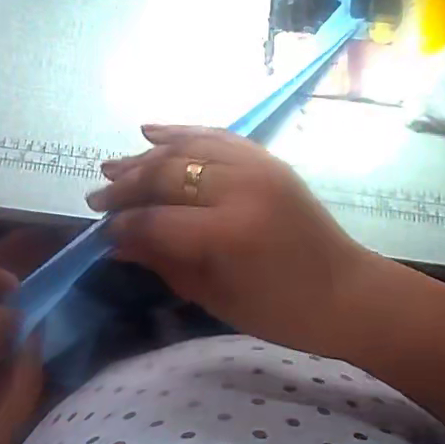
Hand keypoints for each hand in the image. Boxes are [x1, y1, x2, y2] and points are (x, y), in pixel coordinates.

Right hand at [86, 124, 383, 352]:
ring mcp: (259, 166)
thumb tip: (116, 240)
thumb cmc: (281, 311)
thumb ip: (163, 262)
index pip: (157, 220)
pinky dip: (184, 132)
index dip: (123, 226)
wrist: (346, 292)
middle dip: (126, 187)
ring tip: (112, 166)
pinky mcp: (269, 160)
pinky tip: (153, 132)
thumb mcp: (215, 296)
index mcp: (229, 232)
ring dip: (146, 156)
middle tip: (97, 199)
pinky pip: (218, 136)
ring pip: (187, 147)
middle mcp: (242, 187)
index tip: (100, 233)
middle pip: (166, 174)